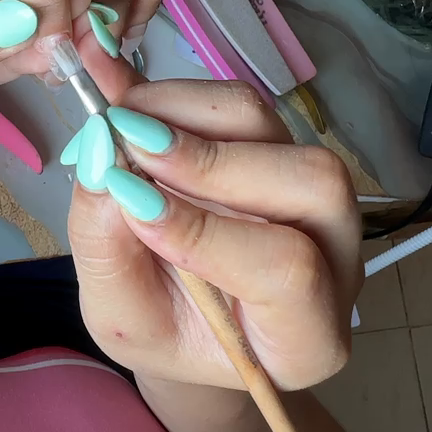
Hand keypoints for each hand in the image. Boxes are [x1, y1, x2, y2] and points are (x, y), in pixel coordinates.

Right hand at [68, 58, 359, 390]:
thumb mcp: (118, 313)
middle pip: (313, 182)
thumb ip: (105, 240)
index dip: (205, 230)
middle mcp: (332, 259)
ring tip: (121, 121)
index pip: (288, 272)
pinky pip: (237, 106)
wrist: (179, 313)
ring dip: (189, 111)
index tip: (127, 198)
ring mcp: (309, 197)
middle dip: (210, 158)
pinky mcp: (274, 150)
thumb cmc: (159, 329)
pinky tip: (126, 100)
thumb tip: (99, 151)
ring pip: (272, 127)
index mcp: (306, 336)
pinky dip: (177, 96)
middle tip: (128, 140)